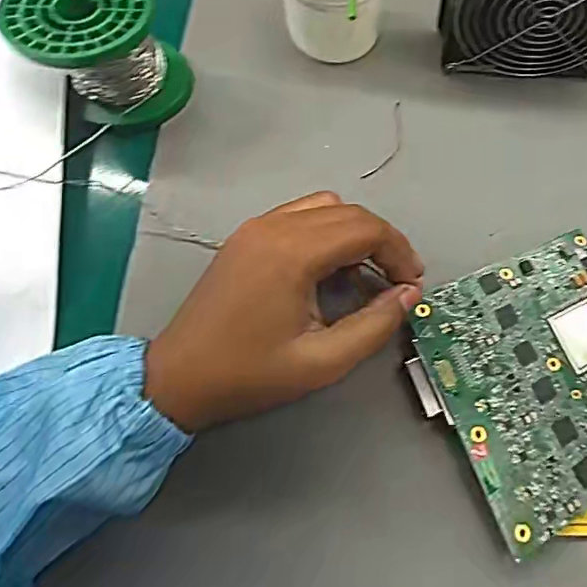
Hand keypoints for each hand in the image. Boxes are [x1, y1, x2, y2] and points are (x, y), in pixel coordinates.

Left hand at [143, 192, 424, 431]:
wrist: (175, 379)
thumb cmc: (248, 374)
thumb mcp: (321, 362)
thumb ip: (374, 326)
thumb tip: (407, 294)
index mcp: (293, 253)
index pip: (367, 229)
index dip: (399, 252)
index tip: (411, 284)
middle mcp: (276, 226)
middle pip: (351, 213)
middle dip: (384, 242)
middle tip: (398, 281)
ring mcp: (258, 226)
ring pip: (328, 207)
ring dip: (356, 232)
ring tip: (366, 273)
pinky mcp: (248, 234)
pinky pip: (302, 214)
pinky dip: (329, 231)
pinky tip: (329, 268)